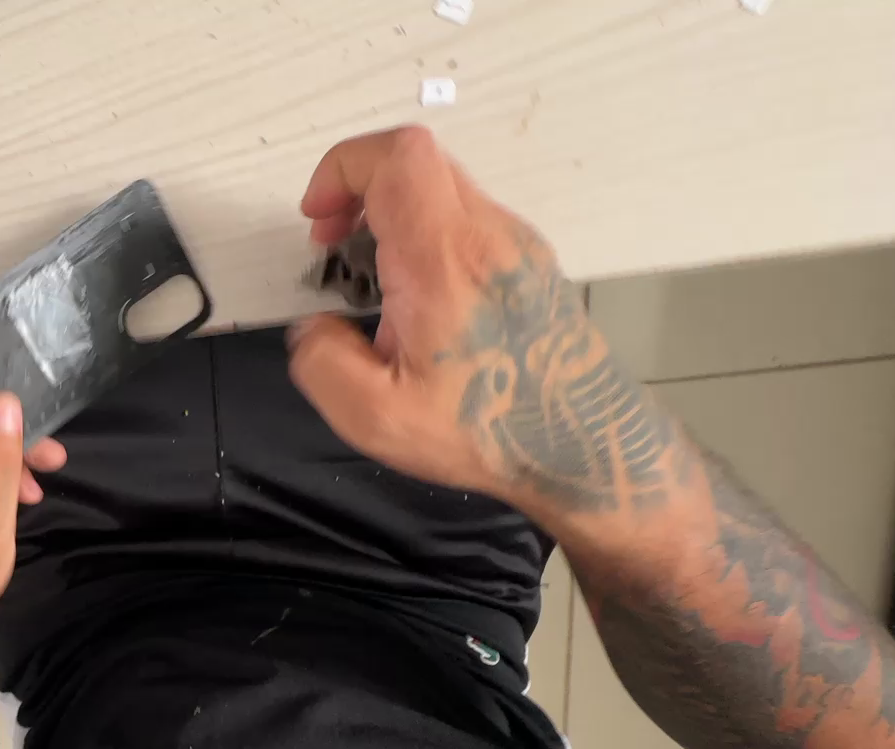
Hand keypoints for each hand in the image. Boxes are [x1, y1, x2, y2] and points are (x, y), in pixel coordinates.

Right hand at [288, 126, 671, 516]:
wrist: (580, 442)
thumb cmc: (478, 430)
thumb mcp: (370, 415)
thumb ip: (320, 360)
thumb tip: (313, 326)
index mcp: (444, 262)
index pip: (397, 159)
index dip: (342, 168)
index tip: (315, 220)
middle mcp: (486, 235)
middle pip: (417, 161)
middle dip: (355, 190)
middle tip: (329, 248)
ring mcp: (514, 243)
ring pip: (439, 187)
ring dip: (384, 214)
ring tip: (362, 278)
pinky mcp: (525, 261)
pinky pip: (461, 218)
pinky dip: (415, 234)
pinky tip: (404, 297)